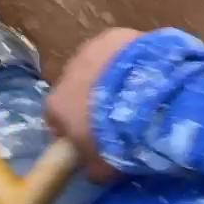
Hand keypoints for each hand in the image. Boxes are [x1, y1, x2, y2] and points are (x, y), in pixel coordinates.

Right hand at [44, 27, 143, 183]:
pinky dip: (129, 58)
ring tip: (135, 91)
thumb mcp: (103, 166)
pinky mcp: (117, 34)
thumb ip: (92, 167)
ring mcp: (92, 49)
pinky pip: (120, 49)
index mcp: (57, 104)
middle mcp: (67, 71)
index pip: (55, 118)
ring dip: (110, 76)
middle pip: (75, 87)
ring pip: (97, 65)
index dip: (72, 128)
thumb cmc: (117, 137)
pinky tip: (148, 71)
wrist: (148, 95)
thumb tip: (93, 169)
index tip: (90, 137)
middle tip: (116, 114)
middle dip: (91, 98)